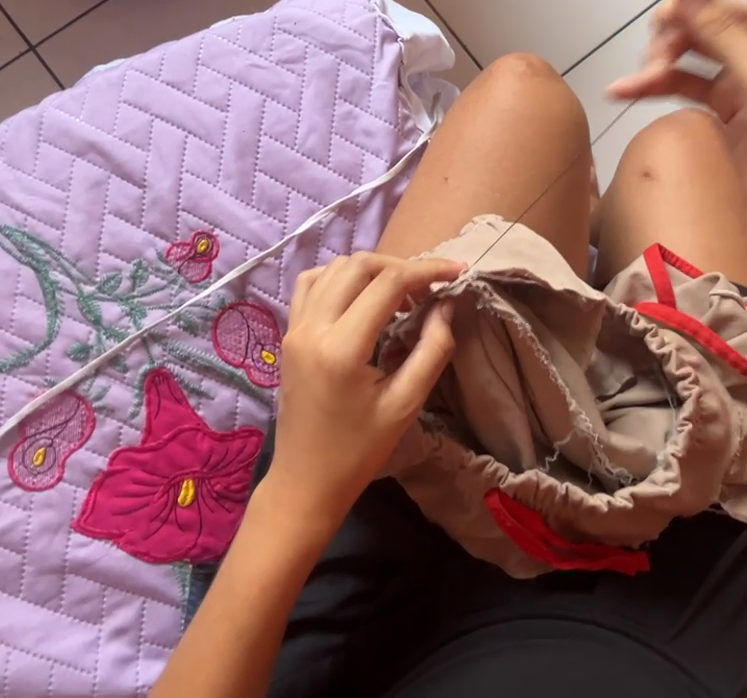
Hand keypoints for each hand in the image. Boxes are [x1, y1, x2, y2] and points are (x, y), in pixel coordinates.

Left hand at [262, 253, 461, 531]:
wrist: (305, 481)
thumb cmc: (359, 450)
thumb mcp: (406, 404)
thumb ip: (432, 349)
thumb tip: (446, 305)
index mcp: (342, 348)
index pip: (389, 284)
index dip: (428, 270)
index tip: (457, 272)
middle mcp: (313, 328)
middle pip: (359, 265)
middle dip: (401, 267)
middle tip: (428, 289)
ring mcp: (295, 328)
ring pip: (334, 268)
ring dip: (372, 270)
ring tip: (400, 294)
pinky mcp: (289, 333)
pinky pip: (312, 284)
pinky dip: (340, 277)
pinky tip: (362, 296)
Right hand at [610, 0, 746, 240]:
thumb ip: (723, 30)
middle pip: (705, 2)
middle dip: (675, 19)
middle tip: (661, 52)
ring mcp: (741, 71)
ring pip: (688, 42)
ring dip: (660, 53)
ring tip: (646, 81)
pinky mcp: (723, 105)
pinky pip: (680, 82)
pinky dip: (652, 84)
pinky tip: (622, 93)